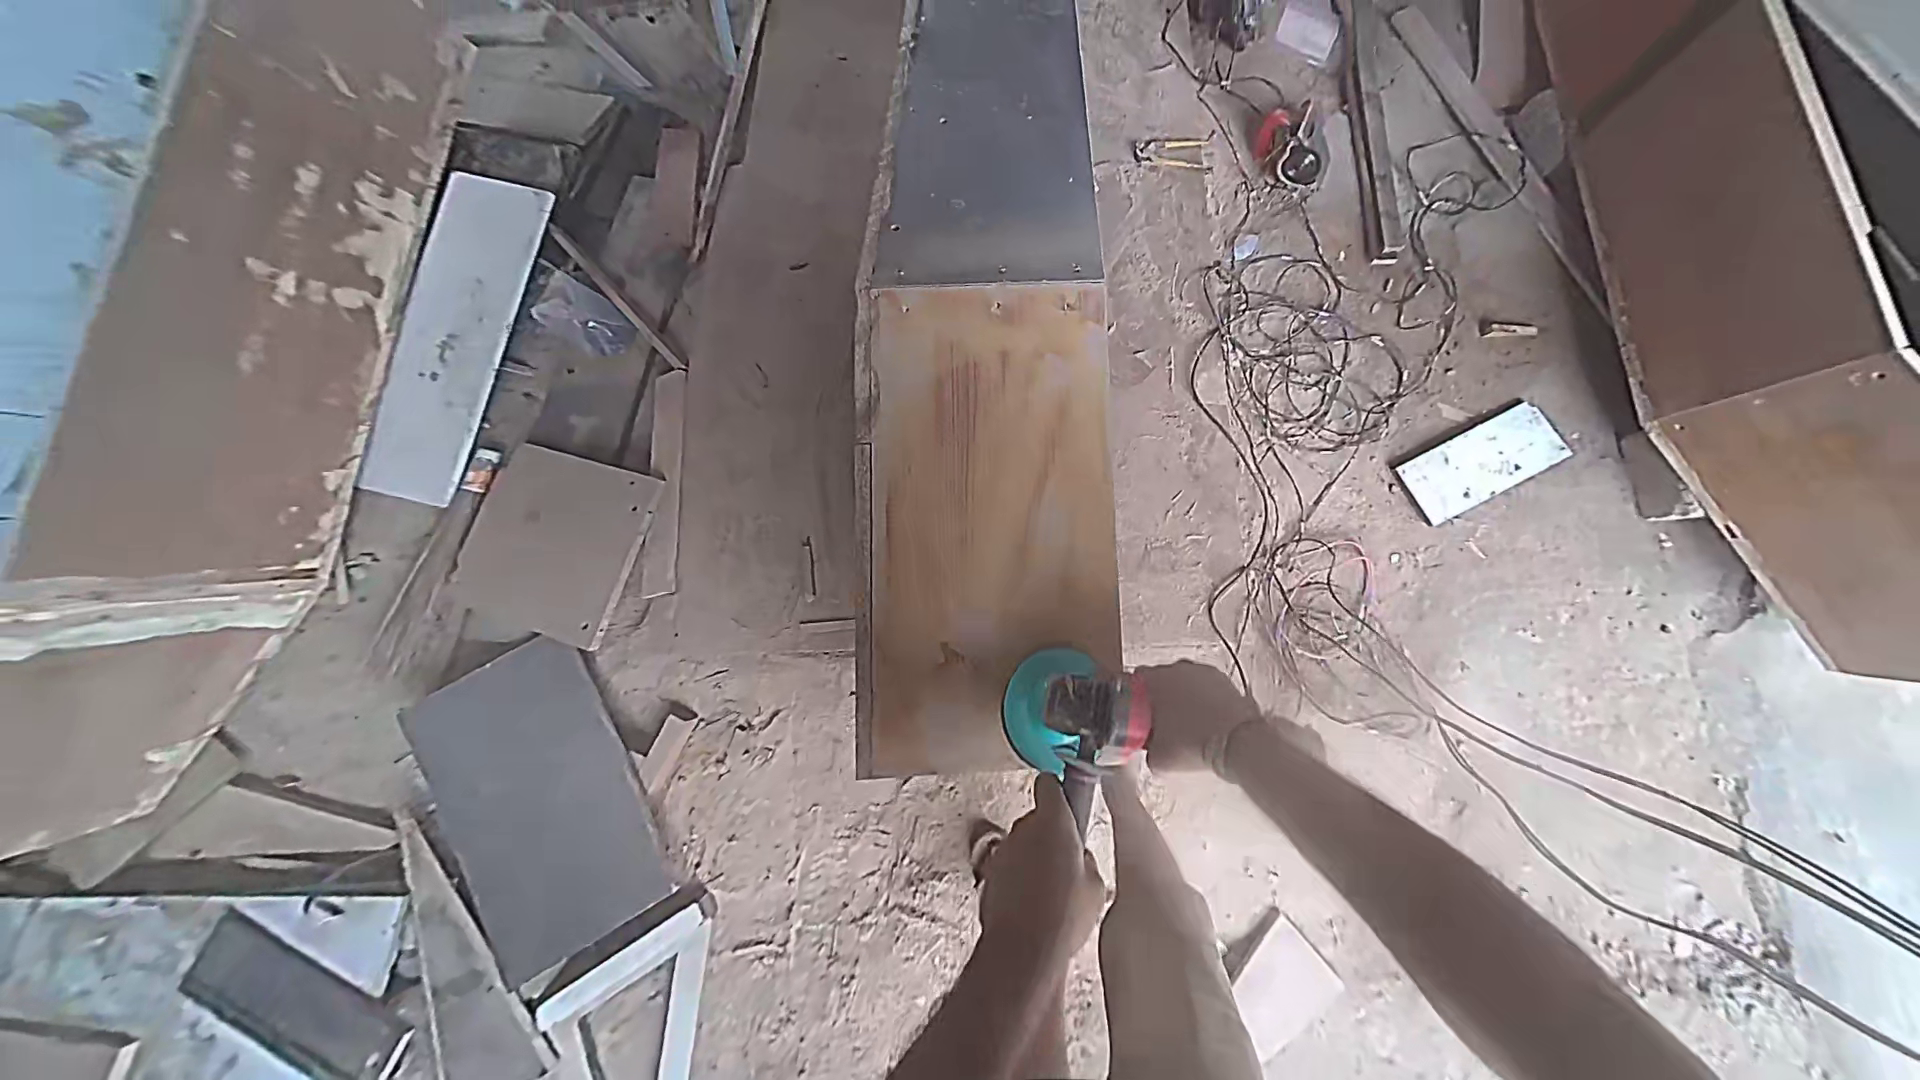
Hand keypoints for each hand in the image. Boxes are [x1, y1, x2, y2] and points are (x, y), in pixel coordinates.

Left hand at [978, 775, 1106, 965]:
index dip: (1056, 790)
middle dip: (1048, 832)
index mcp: (1053, 820)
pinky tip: (1032, 902)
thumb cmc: (1063, 914)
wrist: (1023, 947)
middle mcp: (1024, 827)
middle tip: (1065, 859)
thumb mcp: (1095, 885)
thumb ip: (1086, 858)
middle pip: (1036, 817)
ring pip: (1022, 843)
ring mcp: (1004, 849)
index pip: (1049, 784)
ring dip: (1032, 856)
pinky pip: (1009, 866)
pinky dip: (1017, 877)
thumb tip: (1080, 857)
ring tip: (1049, 888)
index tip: (1063, 798)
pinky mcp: (990, 872)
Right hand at [1137, 661, 1263, 772]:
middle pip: (1159, 679)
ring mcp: (1201, 671)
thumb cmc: (1197, 742)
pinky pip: (1205, 686)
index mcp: (1153, 680)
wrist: (1237, 742)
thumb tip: (1150, 752)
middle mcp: (1176, 668)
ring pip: (1183, 681)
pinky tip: (1206, 720)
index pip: (1133, 681)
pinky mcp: (1223, 679)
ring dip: (1182, 696)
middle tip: (1161, 722)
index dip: (1133, 699)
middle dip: (1159, 697)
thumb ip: (1147, 750)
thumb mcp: (1158, 758)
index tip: (1137, 713)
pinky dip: (1204, 699)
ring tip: (1186, 723)